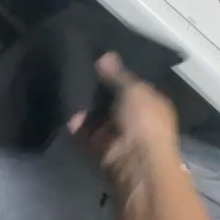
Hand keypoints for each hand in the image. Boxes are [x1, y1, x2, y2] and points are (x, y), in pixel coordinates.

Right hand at [69, 52, 182, 192]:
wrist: (138, 164)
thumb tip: (106, 56)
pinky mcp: (101, 149)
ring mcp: (117, 135)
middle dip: (96, 91)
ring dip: (84, 109)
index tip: (97, 61)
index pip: (132, 86)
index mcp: (151, 105)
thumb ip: (117, 75)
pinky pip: (85, 133)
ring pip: (96, 117)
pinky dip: (77, 127)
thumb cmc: (144, 122)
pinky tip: (70, 116)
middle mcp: (135, 120)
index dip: (117, 75)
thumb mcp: (134, 90)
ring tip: (69, 92)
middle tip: (77, 73)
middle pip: (111, 101)